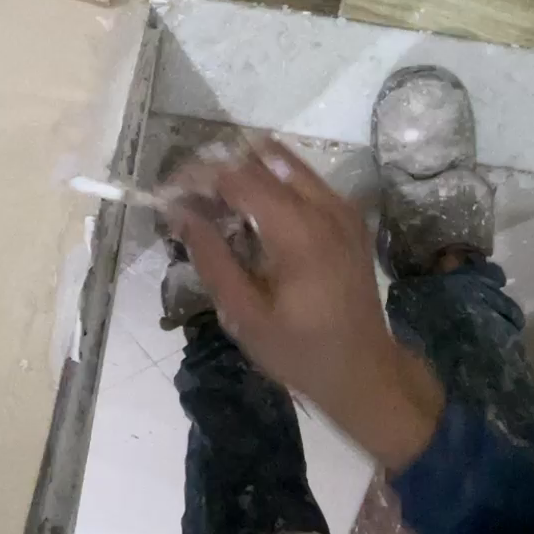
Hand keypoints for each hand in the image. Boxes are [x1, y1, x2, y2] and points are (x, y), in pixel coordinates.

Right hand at [169, 138, 444, 471]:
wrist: (366, 371)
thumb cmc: (299, 350)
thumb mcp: (244, 316)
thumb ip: (211, 258)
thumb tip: (179, 213)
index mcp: (298, 231)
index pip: (239, 177)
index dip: (198, 176)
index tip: (168, 190)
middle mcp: (324, 207)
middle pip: (261, 161)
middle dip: (218, 170)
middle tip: (187, 195)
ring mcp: (342, 208)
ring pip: (285, 163)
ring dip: (245, 170)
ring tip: (214, 199)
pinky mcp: (349, 216)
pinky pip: (304, 180)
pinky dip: (272, 182)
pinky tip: (251, 212)